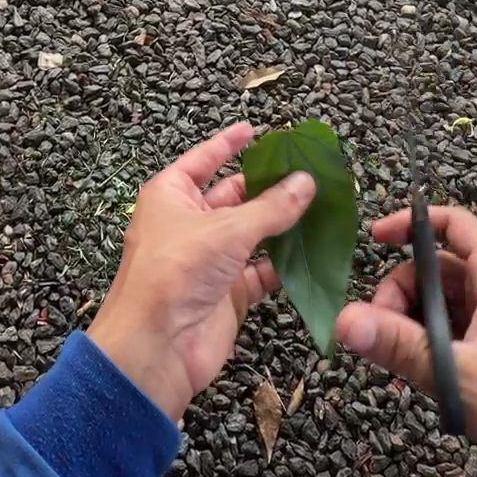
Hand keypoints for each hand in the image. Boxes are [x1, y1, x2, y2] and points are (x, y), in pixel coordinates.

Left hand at [86, 123, 316, 418]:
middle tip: (306, 171)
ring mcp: (208, 258)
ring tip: (320, 205)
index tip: (254, 129)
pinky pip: (261, 270)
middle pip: (232, 195)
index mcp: (171, 195)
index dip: (229, 143)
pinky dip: (284, 263)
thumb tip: (306, 182)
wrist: (156, 347)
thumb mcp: (226, 229)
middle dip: (267, 186)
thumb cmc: (175, 272)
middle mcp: (188, 222)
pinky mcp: (227, 291)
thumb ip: (271, 207)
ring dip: (281, 224)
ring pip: (251, 233)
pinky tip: (314, 251)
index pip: (204, 158)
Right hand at [336, 208, 476, 476]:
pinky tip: (433, 379)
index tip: (374, 240)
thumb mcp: (464, 380)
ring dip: (421, 325)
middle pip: (443, 269)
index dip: (410, 223)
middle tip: (382, 331)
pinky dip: (444, 345)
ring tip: (405, 365)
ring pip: (454, 304)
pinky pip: (472, 332)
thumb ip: (401, 347)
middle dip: (404, 293)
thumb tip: (344, 320)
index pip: (454, 224)